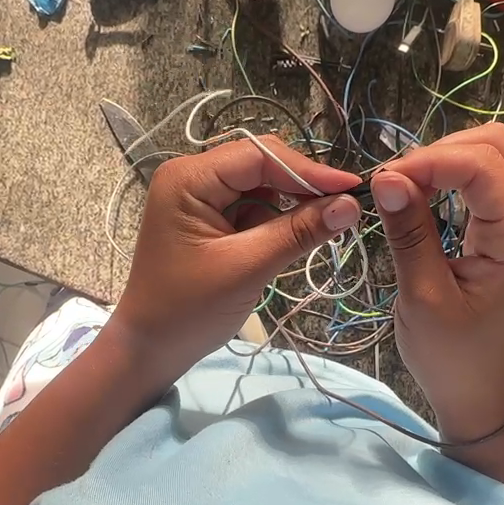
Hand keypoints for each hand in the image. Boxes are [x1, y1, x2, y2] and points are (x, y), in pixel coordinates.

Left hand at [110, 136, 361, 386]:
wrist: (150, 348)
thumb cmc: (189, 310)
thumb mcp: (247, 269)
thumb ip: (297, 233)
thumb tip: (350, 206)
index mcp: (188, 178)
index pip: (259, 156)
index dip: (309, 171)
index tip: (352, 190)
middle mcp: (192, 177)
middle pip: (261, 165)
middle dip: (300, 189)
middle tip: (343, 211)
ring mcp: (198, 198)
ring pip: (261, 187)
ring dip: (289, 207)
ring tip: (314, 232)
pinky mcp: (207, 220)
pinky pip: (251, 209)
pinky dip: (274, 223)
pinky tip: (284, 243)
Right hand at [371, 124, 503, 442]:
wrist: (476, 391)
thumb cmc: (450, 356)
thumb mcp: (422, 296)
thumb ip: (409, 232)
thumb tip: (386, 178)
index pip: (481, 165)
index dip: (428, 161)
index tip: (382, 181)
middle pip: (494, 146)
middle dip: (438, 153)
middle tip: (392, 184)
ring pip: (490, 157)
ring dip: (443, 162)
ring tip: (402, 190)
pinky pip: (484, 182)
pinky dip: (449, 178)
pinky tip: (421, 197)